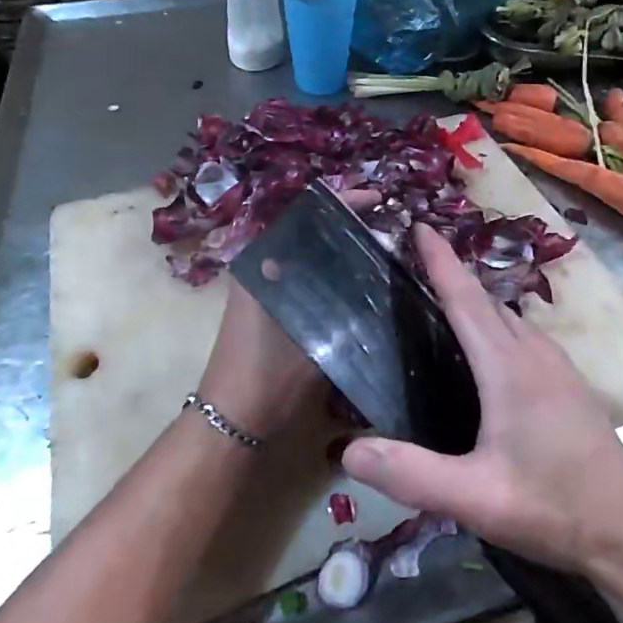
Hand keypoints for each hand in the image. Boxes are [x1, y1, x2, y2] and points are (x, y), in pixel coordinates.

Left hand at [196, 187, 381, 439]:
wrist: (232, 423)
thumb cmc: (268, 376)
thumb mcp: (315, 335)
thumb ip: (345, 300)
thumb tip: (381, 268)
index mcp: (264, 261)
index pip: (308, 215)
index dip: (345, 203)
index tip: (379, 200)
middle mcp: (262, 266)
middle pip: (311, 232)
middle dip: (349, 226)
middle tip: (389, 228)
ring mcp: (266, 288)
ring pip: (311, 256)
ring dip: (342, 251)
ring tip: (384, 251)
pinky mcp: (273, 310)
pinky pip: (308, 278)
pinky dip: (334, 275)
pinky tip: (363, 285)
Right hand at [341, 225, 622, 571]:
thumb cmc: (552, 506)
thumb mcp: (475, 498)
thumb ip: (412, 475)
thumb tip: (350, 451)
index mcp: (508, 367)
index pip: (466, 300)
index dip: (441, 261)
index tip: (420, 227)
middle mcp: (533, 354)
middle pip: (487, 302)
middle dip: (453, 276)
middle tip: (417, 264)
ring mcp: (557, 367)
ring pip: (509, 318)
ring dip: (476, 301)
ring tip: (444, 301)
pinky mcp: (569, 384)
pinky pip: (524, 336)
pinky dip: (497, 324)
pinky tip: (488, 350)